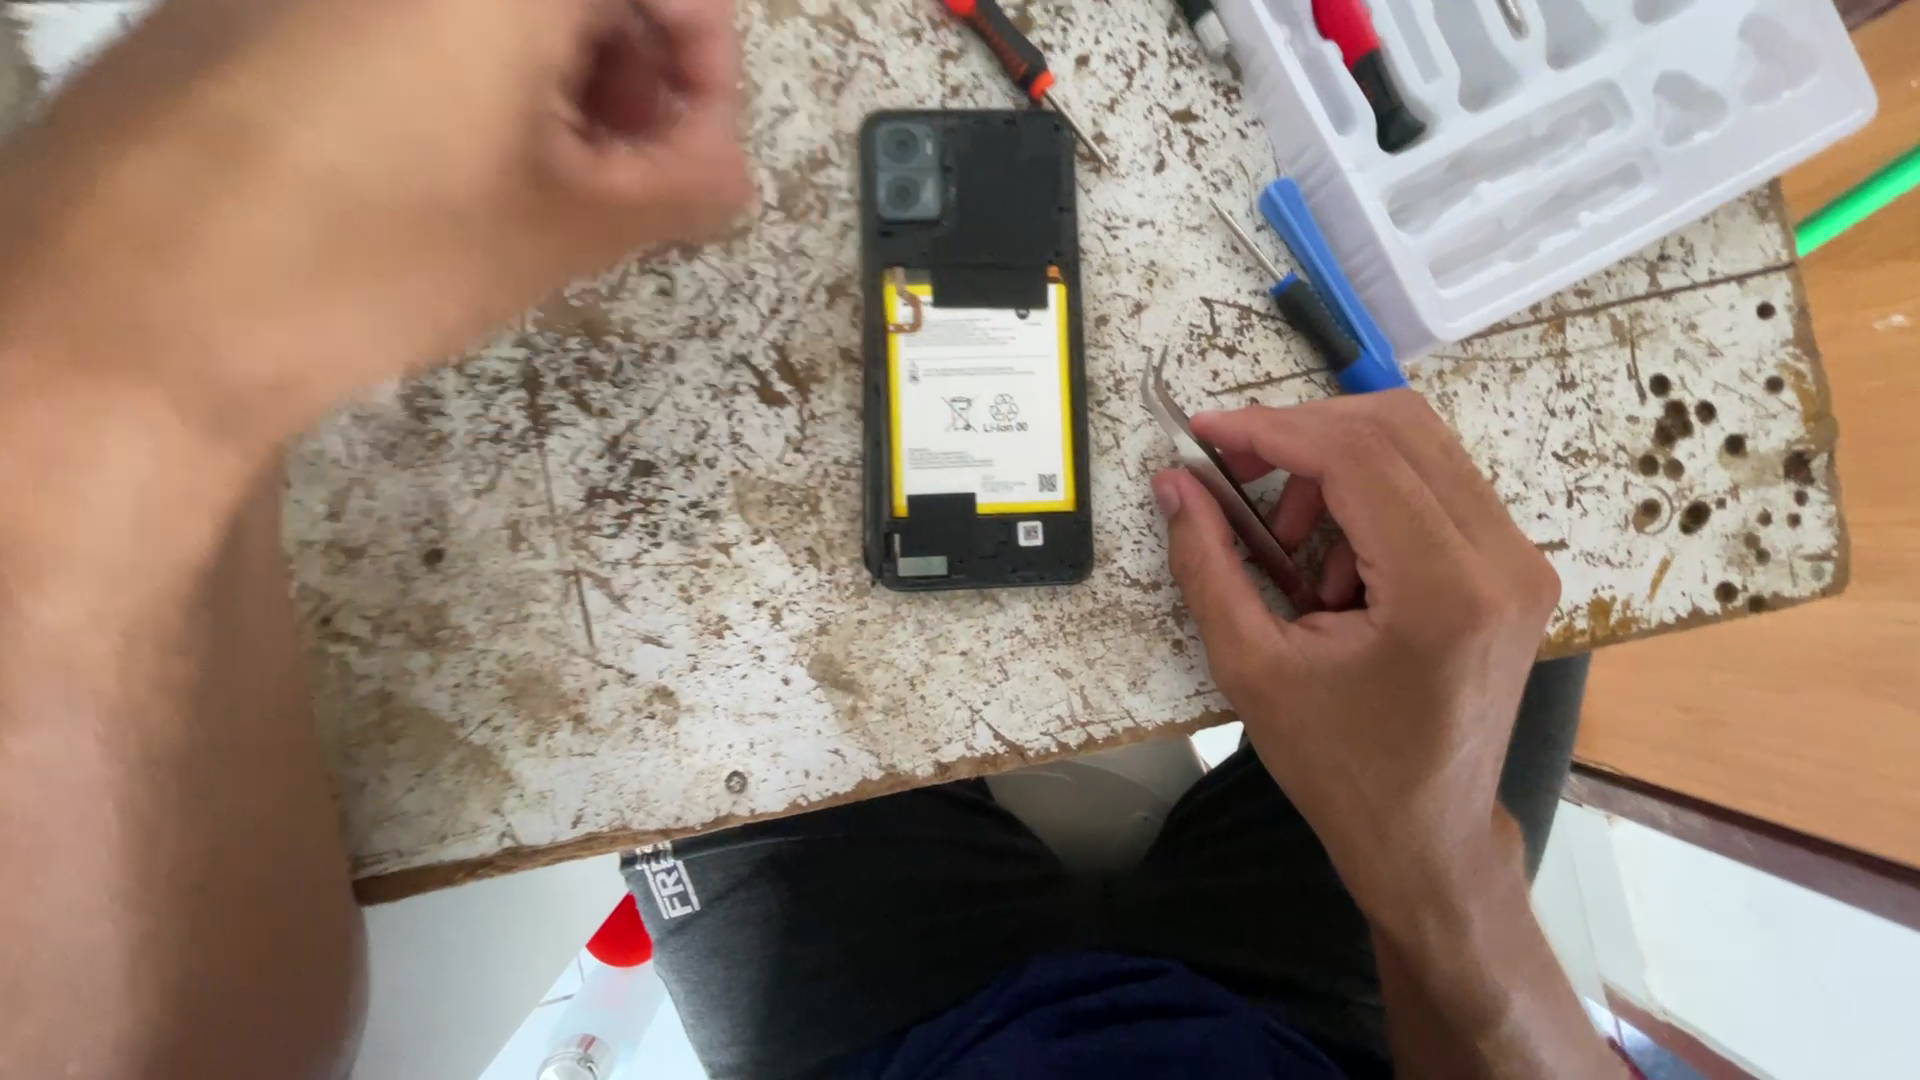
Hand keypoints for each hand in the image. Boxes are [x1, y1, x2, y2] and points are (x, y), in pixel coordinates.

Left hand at [0, 0, 750, 450]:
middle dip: (640, 79)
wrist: (143, 306)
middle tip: (636, 180)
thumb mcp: (569, 230)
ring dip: (571, 86)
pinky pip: (428, 21)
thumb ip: (685, 189)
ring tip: (566, 188)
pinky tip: (484, 166)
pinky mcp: (274, 0)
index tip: (703, 152)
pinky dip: (492, 80)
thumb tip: (736, 171)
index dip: (708, 62)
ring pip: (512, 11)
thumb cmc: (382, 256)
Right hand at [1152, 390, 1559, 923]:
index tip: (1203, 433)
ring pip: (1418, 446)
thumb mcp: (1248, 664)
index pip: (1356, 455)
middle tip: (1235, 471)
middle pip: (1396, 427)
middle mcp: (1501, 558)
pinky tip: (1335, 566)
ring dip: (1333, 467)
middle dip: (1299, 434)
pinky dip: (1366, 496)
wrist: (1423, 833)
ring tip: (1290, 542)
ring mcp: (1519, 560)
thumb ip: (1206, 562)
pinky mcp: (1512, 568)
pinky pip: (1433, 485)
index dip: (1268, 429)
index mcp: (1442, 589)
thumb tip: (1172, 483)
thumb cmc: (1333, 761)